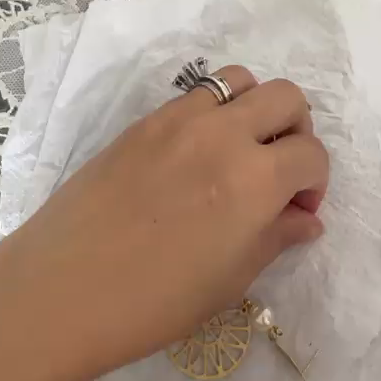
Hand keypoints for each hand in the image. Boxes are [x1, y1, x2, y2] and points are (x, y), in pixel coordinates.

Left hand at [0, 64, 330, 380]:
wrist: (65, 284)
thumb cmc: (154, 300)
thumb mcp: (229, 280)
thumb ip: (276, 237)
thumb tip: (306, 217)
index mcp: (254, 179)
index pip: (311, 154)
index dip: (315, 183)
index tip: (297, 210)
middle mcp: (223, 133)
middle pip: (286, 96)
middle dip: (295, 130)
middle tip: (278, 170)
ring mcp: (180, 118)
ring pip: (239, 80)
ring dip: (253, 109)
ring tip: (238, 151)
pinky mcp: (146, 118)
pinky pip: (195, 95)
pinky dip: (212, 112)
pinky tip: (194, 155)